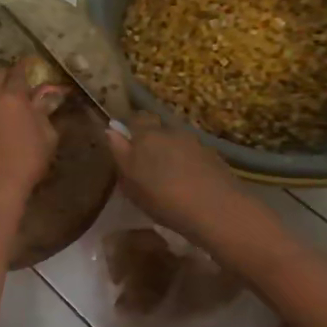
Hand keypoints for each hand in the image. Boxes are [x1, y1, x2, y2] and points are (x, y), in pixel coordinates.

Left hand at [0, 63, 59, 201]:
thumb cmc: (29, 158)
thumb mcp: (48, 134)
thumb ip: (44, 111)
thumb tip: (43, 97)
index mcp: (12, 97)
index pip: (18, 73)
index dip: (26, 65)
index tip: (31, 61)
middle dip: (7, 73)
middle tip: (18, 78)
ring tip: (3, 90)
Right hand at [105, 113, 251, 238]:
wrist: (216, 209)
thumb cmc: (162, 196)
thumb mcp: (130, 181)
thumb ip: (119, 153)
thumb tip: (110, 130)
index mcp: (146, 134)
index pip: (136, 118)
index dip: (130, 127)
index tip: (125, 143)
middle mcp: (171, 131)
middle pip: (158, 128)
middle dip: (151, 139)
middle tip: (144, 161)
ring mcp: (195, 142)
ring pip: (175, 141)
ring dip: (169, 152)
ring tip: (166, 175)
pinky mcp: (213, 156)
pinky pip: (192, 154)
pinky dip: (186, 162)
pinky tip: (185, 181)